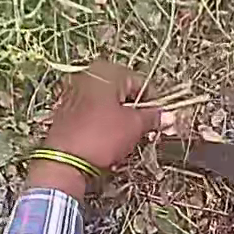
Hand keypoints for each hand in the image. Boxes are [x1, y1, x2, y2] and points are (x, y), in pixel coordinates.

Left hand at [27, 61, 161, 196]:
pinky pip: (92, 115)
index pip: (140, 82)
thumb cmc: (102, 137)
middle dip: (135, 112)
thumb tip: (169, 116)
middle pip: (122, 93)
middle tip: (144, 131)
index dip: (153, 103)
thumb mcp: (134, 126)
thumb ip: (153, 117)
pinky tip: (106, 142)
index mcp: (106, 71)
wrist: (64, 162)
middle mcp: (87, 76)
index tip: (159, 121)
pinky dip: (102, 125)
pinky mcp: (65, 113)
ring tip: (125, 140)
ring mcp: (73, 93)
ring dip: (119, 120)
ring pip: (106, 104)